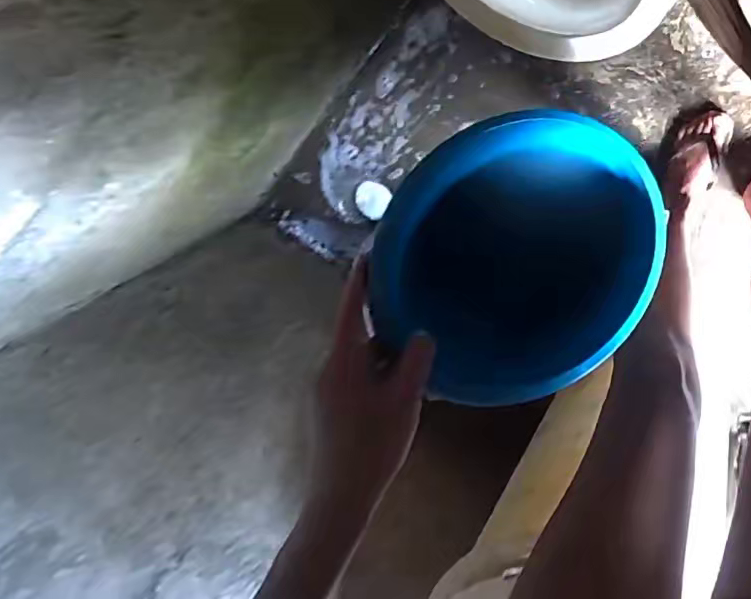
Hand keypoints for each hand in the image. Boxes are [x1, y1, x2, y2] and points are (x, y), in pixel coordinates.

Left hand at [310, 258, 434, 507]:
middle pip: (358, 328)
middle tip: (411, 292)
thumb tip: (421, 332)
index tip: (370, 250)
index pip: (351, 307)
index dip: (360, 278)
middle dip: (383, 312)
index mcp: (343, 359)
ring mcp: (330, 389)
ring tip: (416, 334)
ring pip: (363, 352)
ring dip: (386, 343)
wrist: (340, 499)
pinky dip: (382, 362)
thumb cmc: (373, 444)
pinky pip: (361, 369)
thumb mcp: (404, 397)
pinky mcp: (334, 405)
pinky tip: (404, 373)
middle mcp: (330, 368)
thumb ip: (415, 358)